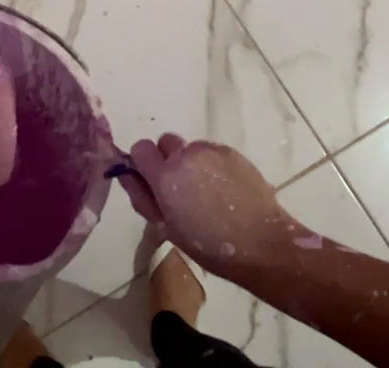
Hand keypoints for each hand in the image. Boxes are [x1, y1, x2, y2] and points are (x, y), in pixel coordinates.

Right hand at [120, 134, 297, 273]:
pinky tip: (226, 191)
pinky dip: (212, 166)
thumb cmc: (209, 246)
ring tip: (208, 193)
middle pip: (165, 142)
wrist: (262, 244)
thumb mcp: (167, 228)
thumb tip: (125, 175)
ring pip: (190, 148)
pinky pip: (212, 153)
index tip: (153, 181)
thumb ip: (142, 198)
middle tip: (181, 189)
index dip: (143, 163)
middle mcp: (185, 155)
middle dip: (168, 160)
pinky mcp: (232, 152)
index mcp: (165, 175)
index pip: (140, 148)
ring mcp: (210, 151)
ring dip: (191, 163)